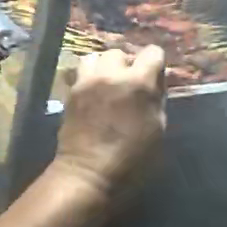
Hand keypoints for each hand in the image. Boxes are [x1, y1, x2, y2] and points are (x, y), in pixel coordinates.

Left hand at [50, 46, 165, 199]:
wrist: (88, 174)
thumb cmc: (131, 159)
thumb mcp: (157, 129)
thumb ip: (156, 99)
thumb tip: (154, 85)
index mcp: (138, 82)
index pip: (152, 52)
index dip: (155, 65)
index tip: (154, 80)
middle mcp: (110, 75)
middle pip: (119, 54)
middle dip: (125, 65)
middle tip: (127, 86)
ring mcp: (85, 83)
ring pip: (94, 58)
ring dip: (102, 68)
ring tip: (106, 85)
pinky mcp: (69, 95)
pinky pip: (78, 75)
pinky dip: (86, 79)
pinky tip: (91, 96)